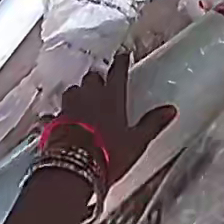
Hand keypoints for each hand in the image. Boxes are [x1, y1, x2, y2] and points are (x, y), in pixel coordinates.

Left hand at [55, 54, 176, 177]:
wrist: (75, 168)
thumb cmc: (108, 153)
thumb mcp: (136, 141)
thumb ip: (152, 123)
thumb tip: (169, 111)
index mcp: (111, 98)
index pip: (118, 72)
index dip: (121, 62)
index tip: (123, 55)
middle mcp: (89, 97)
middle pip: (92, 78)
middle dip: (97, 78)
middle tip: (101, 82)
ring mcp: (70, 107)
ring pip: (72, 91)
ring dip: (77, 94)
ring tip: (81, 100)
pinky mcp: (54, 121)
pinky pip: (54, 114)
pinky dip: (56, 116)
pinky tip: (57, 120)